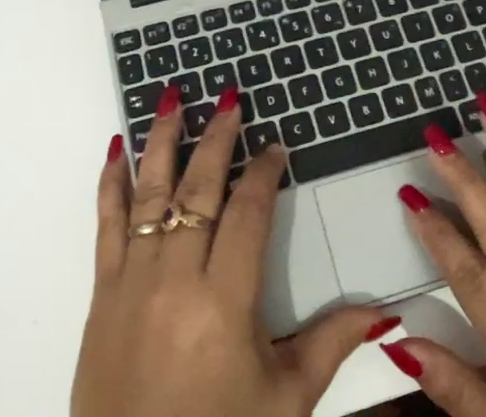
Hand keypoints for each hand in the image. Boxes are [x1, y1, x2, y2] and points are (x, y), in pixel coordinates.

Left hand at [72, 87, 388, 416]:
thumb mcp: (283, 399)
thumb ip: (330, 346)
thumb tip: (383, 313)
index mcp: (224, 300)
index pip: (247, 214)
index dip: (262, 174)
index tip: (275, 147)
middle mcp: (175, 277)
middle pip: (197, 190)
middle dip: (216, 139)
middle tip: (230, 99)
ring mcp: (132, 280)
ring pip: (147, 194)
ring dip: (160, 142)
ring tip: (171, 99)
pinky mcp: (102, 292)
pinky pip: (105, 225)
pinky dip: (109, 184)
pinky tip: (114, 151)